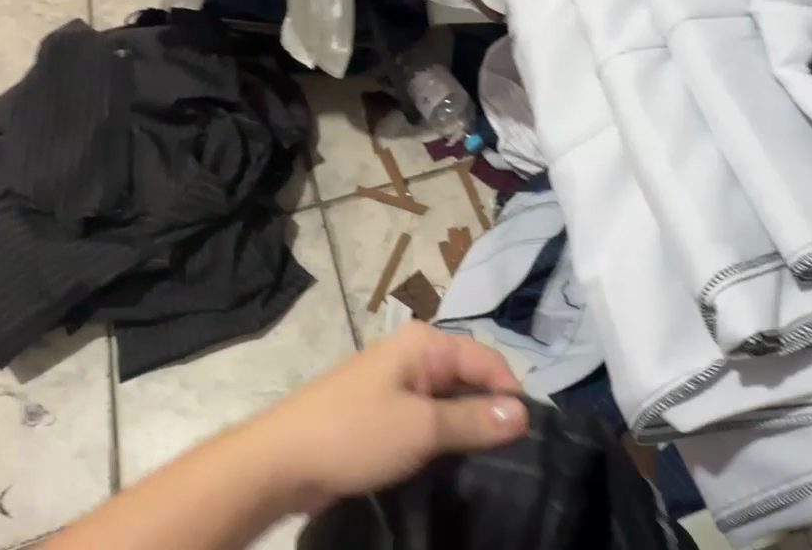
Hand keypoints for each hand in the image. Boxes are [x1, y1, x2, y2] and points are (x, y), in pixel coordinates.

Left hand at [234, 322, 529, 510]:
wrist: (282, 461)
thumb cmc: (355, 433)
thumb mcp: (422, 427)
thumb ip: (475, 419)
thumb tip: (524, 412)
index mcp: (424, 343)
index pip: (487, 359)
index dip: (510, 394)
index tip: (529, 439)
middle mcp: (414, 355)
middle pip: (469, 379)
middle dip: (490, 414)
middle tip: (511, 459)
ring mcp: (397, 384)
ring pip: (449, 403)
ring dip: (466, 430)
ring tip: (488, 467)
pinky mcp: (385, 414)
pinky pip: (428, 421)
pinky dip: (443, 439)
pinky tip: (455, 466)